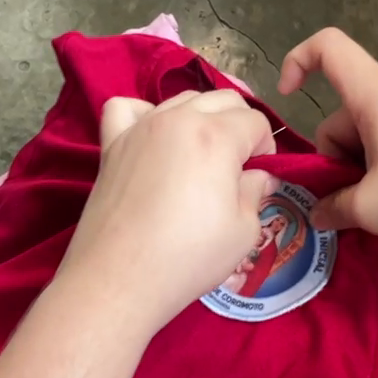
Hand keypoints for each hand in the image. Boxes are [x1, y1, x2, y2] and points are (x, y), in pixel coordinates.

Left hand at [59, 89, 276, 331]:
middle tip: (237, 166)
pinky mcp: (111, 144)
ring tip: (201, 155)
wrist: (120, 278)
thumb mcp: (243, 231)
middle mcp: (178, 119)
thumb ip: (255, 193)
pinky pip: (126, 107)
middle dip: (240, 125)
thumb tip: (259, 177)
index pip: (255, 121)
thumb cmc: (189, 257)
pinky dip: (144, 113)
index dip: (265, 148)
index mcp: (217, 136)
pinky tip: (153, 137)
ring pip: (181, 99)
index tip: (259, 176)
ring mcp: (140, 128)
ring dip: (201, 118)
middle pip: (222, 99)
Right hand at [278, 28, 377, 252]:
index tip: (287, 98)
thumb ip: (331, 207)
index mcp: (375, 93)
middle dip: (336, 153)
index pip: (327, 47)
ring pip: (369, 131)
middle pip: (345, 109)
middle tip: (350, 198)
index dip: (297, 61)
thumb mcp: (370, 209)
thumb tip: (318, 213)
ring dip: (361, 167)